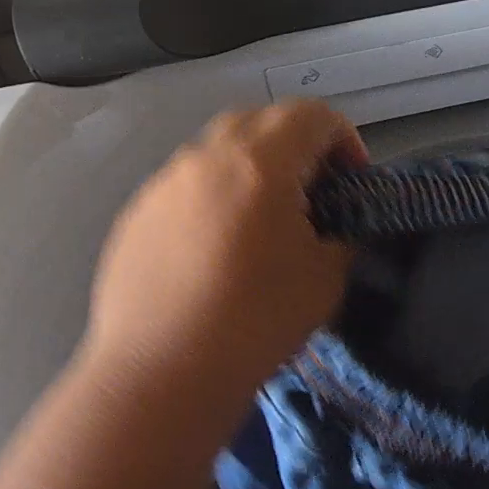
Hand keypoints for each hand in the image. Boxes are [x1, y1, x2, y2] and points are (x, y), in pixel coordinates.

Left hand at [80, 100, 367, 393]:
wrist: (162, 373)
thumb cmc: (257, 321)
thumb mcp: (327, 276)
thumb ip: (342, 232)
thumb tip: (337, 222)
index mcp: (260, 164)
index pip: (313, 115)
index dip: (345, 140)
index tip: (352, 183)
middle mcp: (206, 158)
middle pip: (263, 120)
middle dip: (298, 145)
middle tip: (313, 194)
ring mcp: (164, 184)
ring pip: (218, 150)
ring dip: (253, 168)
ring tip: (264, 222)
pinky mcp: (136, 214)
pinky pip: (186, 185)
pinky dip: (215, 197)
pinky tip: (217, 250)